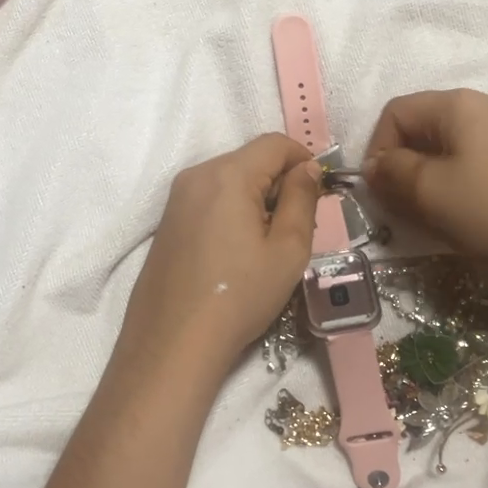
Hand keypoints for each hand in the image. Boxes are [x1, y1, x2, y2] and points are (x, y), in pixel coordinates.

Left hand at [115, 134, 322, 377]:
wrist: (172, 344)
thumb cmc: (239, 296)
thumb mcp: (287, 250)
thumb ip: (302, 200)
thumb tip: (307, 169)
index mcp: (228, 174)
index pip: (274, 143)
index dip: (303, 159)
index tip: (319, 192)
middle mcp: (197, 174)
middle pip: (250, 158)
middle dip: (279, 180)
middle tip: (297, 224)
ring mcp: (177, 197)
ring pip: (230, 177)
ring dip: (256, 196)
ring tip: (268, 242)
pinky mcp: (168, 220)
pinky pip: (210, 197)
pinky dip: (232, 209)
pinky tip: (237, 251)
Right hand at [364, 89, 487, 263]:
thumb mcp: (433, 191)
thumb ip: (394, 174)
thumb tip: (373, 166)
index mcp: (456, 104)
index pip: (395, 112)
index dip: (377, 149)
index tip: (379, 193)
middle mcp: (483, 112)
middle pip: (423, 134)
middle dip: (406, 175)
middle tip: (407, 216)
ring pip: (449, 160)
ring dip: (434, 193)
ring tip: (440, 228)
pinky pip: (478, 177)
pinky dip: (464, 201)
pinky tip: (473, 232)